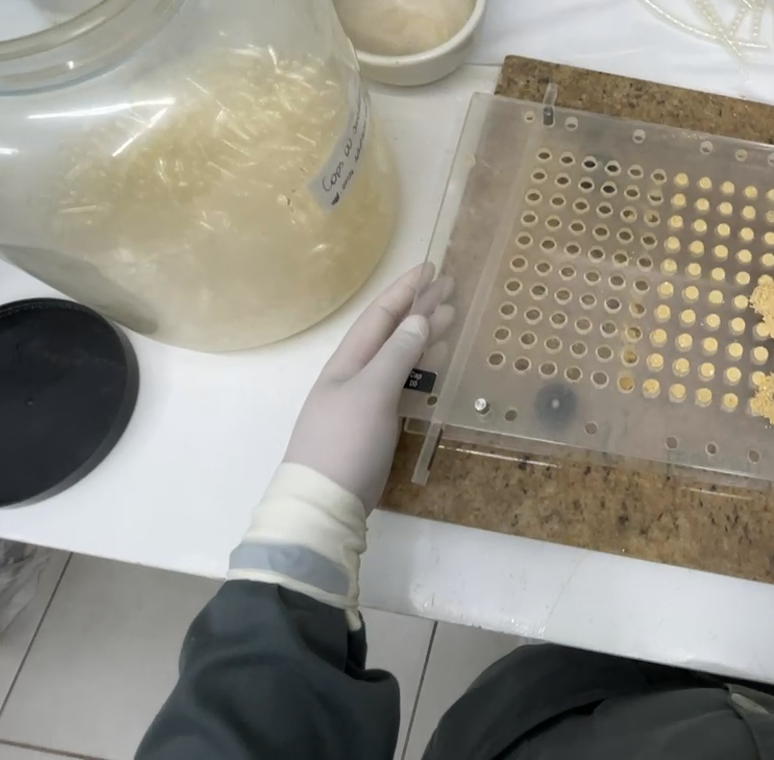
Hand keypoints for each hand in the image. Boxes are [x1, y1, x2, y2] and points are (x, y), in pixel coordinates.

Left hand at [284, 263, 452, 510]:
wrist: (323, 505)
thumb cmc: (345, 443)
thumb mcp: (372, 393)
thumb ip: (397, 355)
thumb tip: (421, 318)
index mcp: (347, 362)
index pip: (380, 316)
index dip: (405, 290)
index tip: (431, 268)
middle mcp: (354, 374)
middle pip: (391, 333)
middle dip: (419, 309)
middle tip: (450, 288)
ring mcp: (364, 400)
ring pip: (398, 357)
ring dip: (423, 336)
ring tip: (451, 318)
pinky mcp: (375, 424)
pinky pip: (402, 382)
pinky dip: (421, 368)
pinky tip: (436, 363)